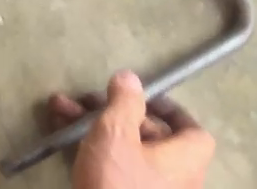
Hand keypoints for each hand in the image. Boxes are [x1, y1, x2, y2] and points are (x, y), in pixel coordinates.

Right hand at [48, 71, 214, 188]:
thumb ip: (124, 103)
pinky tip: (63, 134)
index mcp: (183, 162)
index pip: (195, 133)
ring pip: (128, 147)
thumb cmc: (117, 181)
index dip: (170, 110)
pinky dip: (95, 147)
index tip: (139, 96)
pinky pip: (117, 164)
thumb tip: (132, 78)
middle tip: (85, 99)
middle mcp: (177, 179)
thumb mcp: (115, 134)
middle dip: (114, 110)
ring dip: (95, 124)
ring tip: (60, 109)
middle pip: (153, 135)